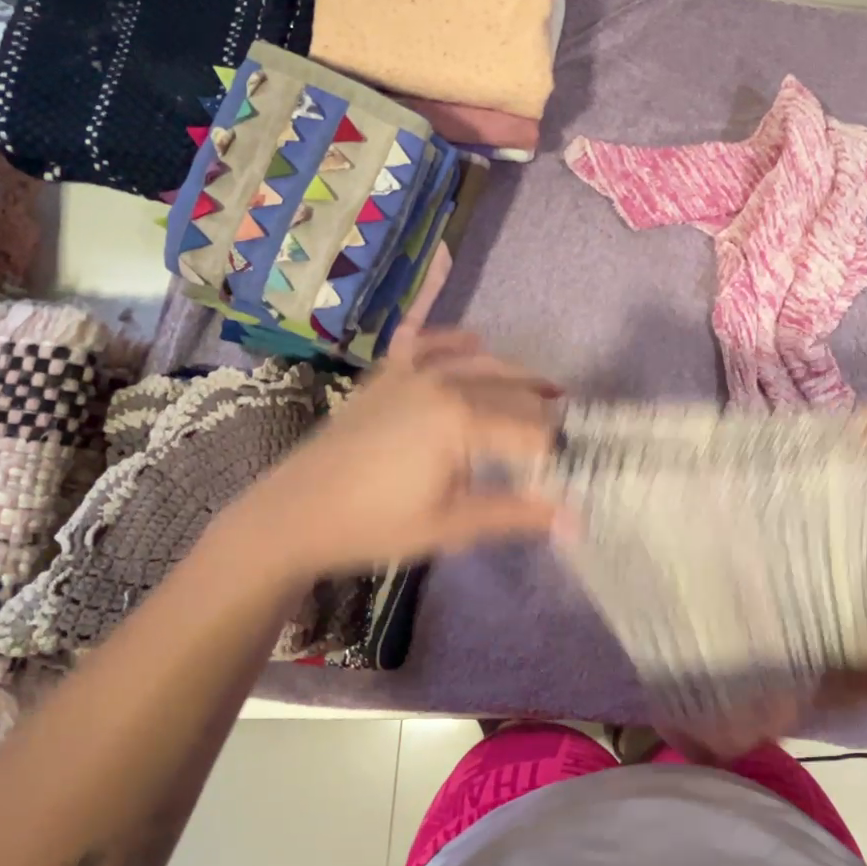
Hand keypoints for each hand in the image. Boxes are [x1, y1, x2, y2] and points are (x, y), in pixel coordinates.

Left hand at [217, 330, 561, 580]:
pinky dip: (450, 339)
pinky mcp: (384, 379)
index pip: (530, 434)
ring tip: (544, 388)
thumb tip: (575, 520)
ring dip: (514, 373)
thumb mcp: (450, 525)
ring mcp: (410, 376)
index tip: (572, 475)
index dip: (556, 455)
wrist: (291, 516)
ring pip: (477, 363)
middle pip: (510, 392)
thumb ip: (515, 514)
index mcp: (462, 421)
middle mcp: (442, 386)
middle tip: (567, 432)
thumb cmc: (373, 525)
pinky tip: (473, 340)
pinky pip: (424, 345)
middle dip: (544, 411)